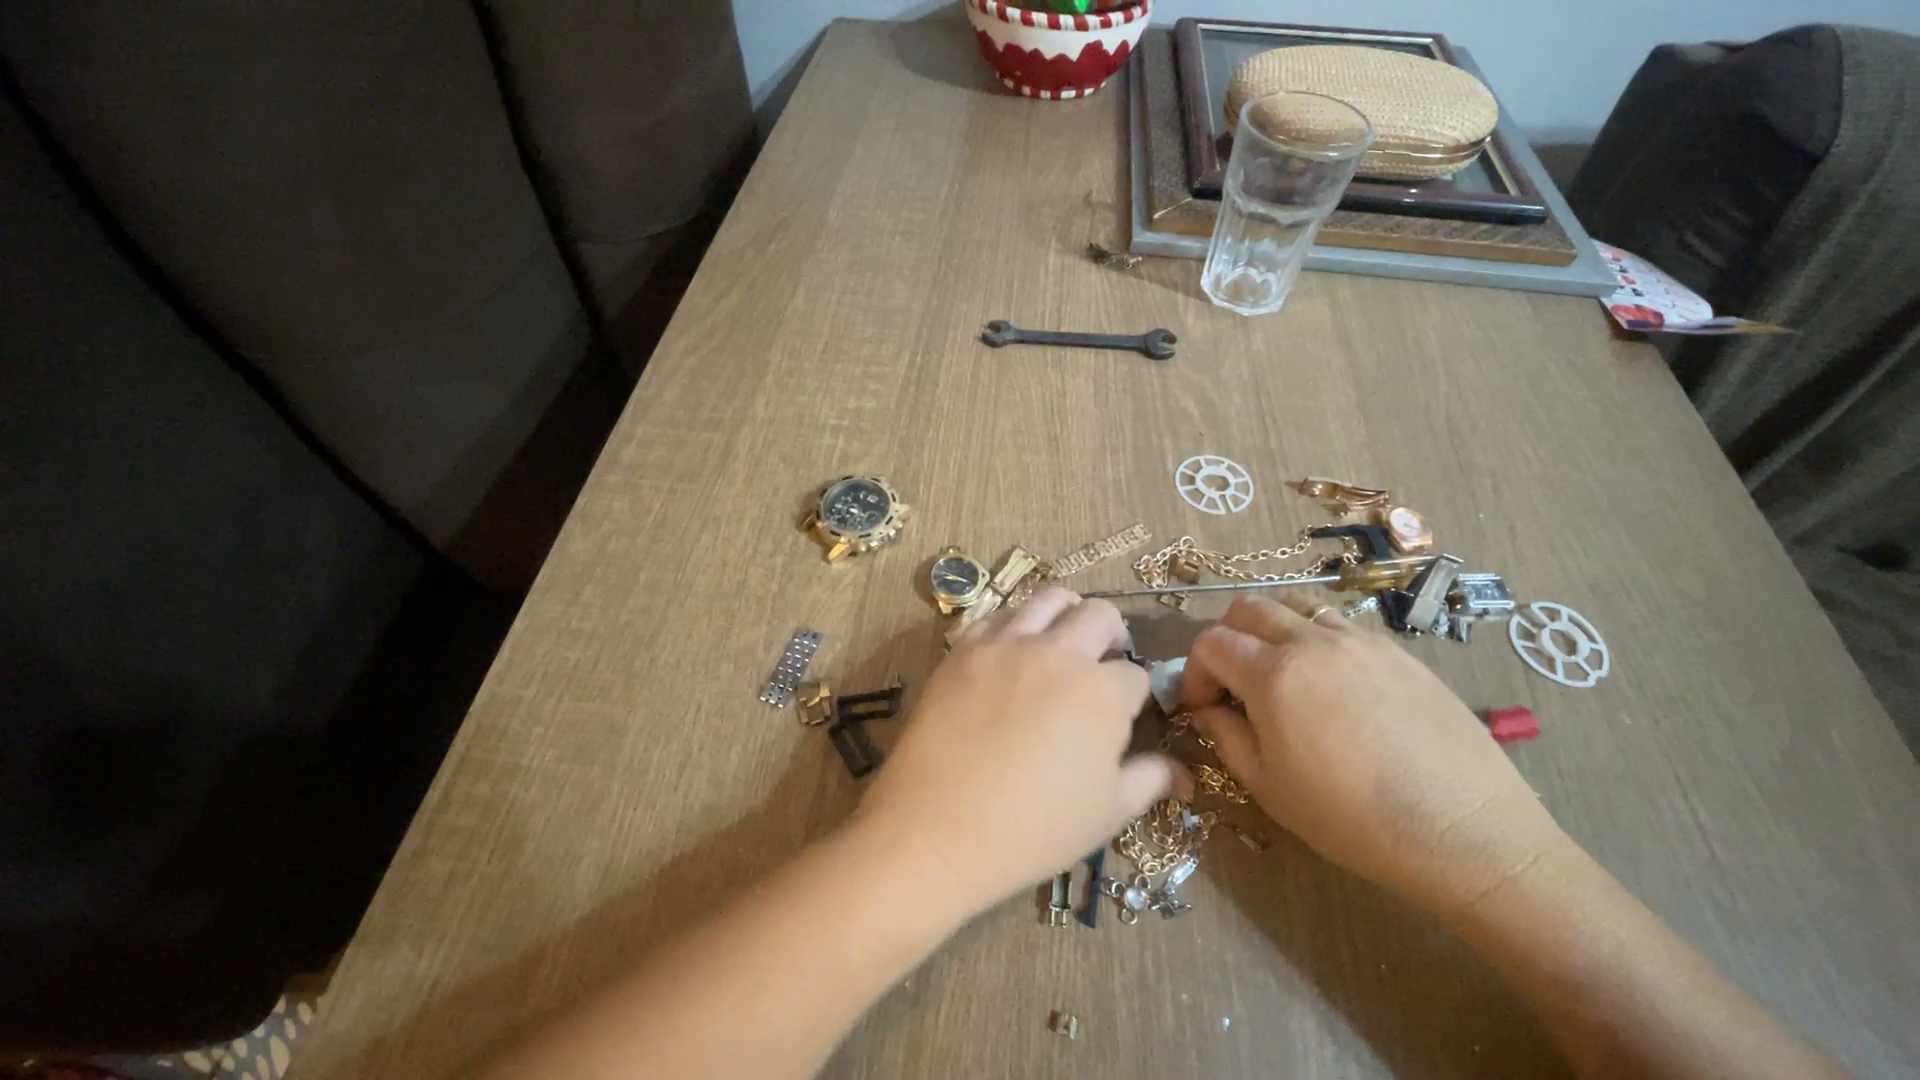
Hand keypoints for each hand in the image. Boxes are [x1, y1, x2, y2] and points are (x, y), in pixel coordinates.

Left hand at [854, 587, 1174, 914]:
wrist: (936, 830)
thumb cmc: (1033, 829)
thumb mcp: (1106, 813)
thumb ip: (1147, 781)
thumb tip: (1182, 773)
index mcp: (1102, 692)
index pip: (1135, 675)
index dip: (1135, 694)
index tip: (1126, 713)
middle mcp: (1058, 653)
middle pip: (1099, 615)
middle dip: (1112, 634)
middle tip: (1104, 659)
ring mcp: (1005, 645)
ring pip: (1048, 599)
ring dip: (1066, 612)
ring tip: (1062, 638)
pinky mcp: (962, 649)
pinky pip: (996, 615)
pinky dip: (1014, 624)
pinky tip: (1011, 650)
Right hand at [1183, 596, 1566, 913]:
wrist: (1464, 831)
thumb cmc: (1352, 820)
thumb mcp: (1269, 787)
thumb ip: (1226, 736)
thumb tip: (1208, 708)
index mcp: (1274, 675)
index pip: (1211, 641)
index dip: (1194, 671)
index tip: (1201, 705)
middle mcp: (1313, 642)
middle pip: (1250, 607)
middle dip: (1227, 637)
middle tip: (1233, 682)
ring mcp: (1361, 641)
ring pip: (1298, 606)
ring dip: (1273, 630)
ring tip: (1281, 674)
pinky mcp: (1398, 652)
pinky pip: (1341, 626)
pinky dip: (1317, 640)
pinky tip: (1331, 685)